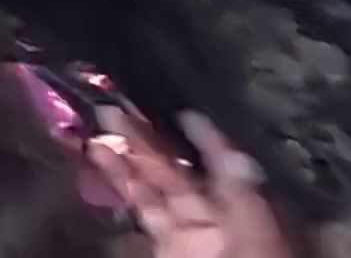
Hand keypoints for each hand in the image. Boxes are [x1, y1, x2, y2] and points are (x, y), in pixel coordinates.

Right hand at [90, 109, 290, 257]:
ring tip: (102, 121)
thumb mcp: (251, 242)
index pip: (227, 172)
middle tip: (119, 107)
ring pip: (154, 181)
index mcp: (249, 221)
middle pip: (180, 171)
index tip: (187, 114)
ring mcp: (190, 228)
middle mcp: (218, 220)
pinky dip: (117, 175)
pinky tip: (98, 152)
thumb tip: (239, 159)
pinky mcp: (164, 237)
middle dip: (149, 138)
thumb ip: (240, 202)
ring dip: (127, 150)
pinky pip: (140, 200)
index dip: (207, 142)